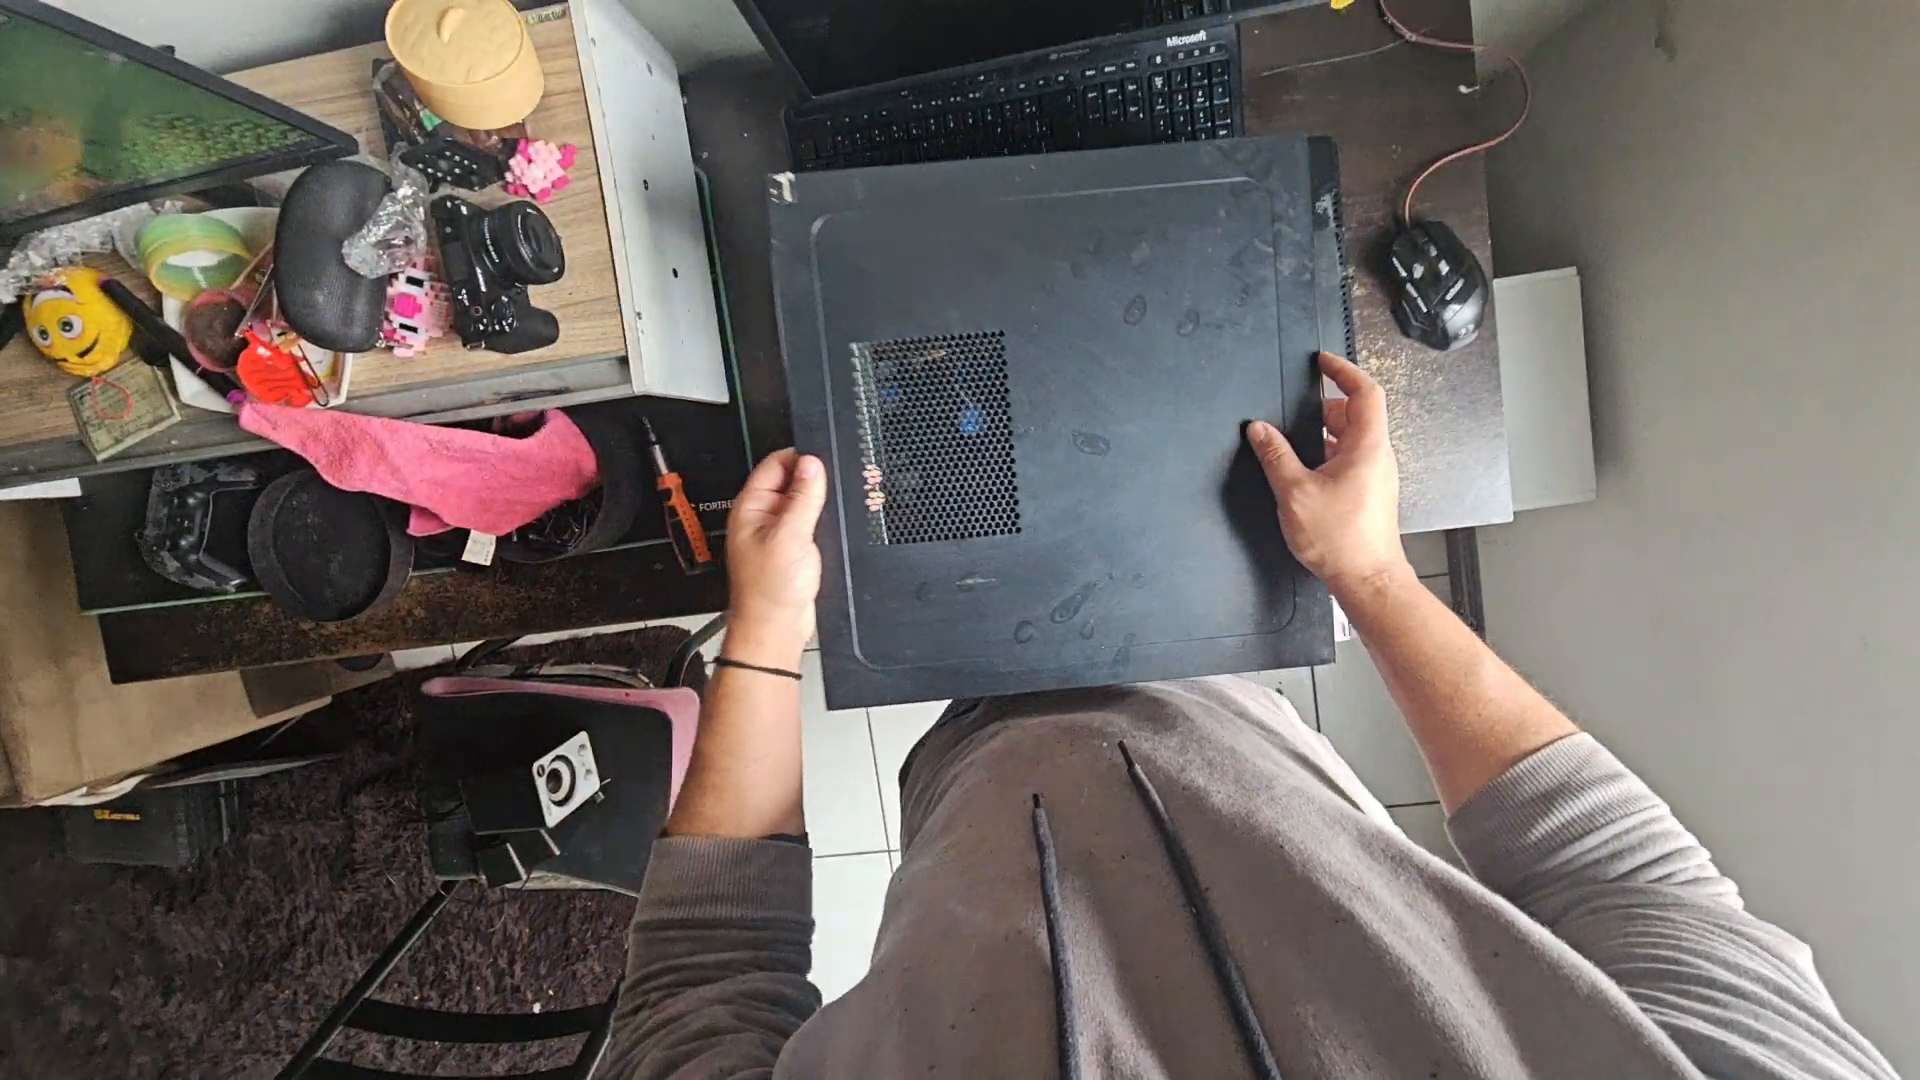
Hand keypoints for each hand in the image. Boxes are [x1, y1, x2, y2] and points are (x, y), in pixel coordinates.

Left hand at [725, 448, 827, 661]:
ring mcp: (782, 531)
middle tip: (840, 474)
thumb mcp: (788, 537)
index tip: (824, 455)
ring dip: (824, 496)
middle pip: (792, 480)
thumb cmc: (768, 591)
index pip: (774, 465)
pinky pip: (813, 521)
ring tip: (845, 494)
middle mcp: (765, 517)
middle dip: (816, 476)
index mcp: (752, 508)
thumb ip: (802, 498)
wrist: (776, 629)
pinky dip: (827, 515)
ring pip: (805, 500)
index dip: (799, 456)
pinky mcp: (797, 546)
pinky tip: (841, 516)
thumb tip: (811, 463)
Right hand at [1246, 353, 1412, 597]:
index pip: (1365, 393)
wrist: (1366, 578)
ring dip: (1323, 432)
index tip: (1323, 361)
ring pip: (1351, 438)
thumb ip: (1275, 455)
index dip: (1344, 371)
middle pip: (1356, 413)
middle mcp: (1377, 457)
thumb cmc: (1339, 540)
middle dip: (1324, 406)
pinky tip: (1303, 470)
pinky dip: (1326, 453)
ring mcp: (1375, 475)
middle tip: (1294, 409)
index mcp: (1366, 447)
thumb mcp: (1295, 492)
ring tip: (1293, 442)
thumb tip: (1259, 429)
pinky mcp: (1368, 491)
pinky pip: (1349, 458)